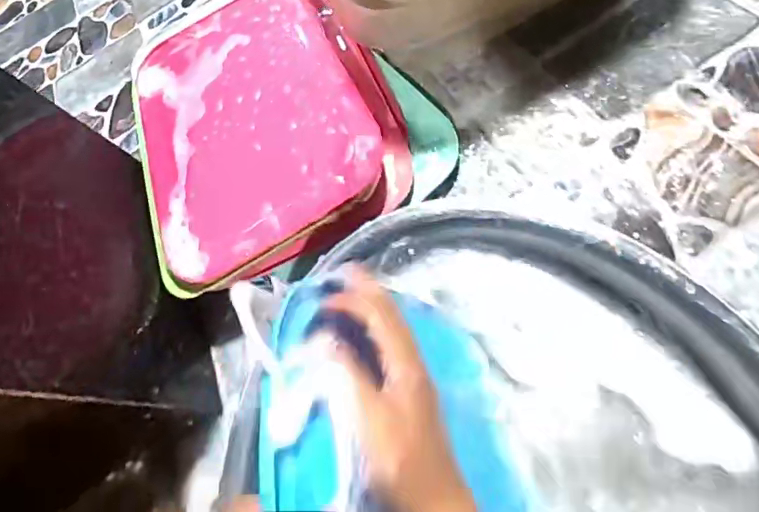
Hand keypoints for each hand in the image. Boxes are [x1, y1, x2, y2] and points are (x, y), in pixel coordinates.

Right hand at [321, 268, 475, 511]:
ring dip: (371, 304)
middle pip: (391, 312)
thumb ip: (346, 373)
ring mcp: (413, 375)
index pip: (379, 313)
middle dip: (366, 288)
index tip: (324, 293)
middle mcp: (412, 360)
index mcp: (404, 361)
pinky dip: (374, 325)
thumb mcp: (368, 417)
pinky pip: (390, 341)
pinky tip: (363, 332)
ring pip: (392, 325)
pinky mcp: (409, 391)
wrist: (434, 500)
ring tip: (350, 292)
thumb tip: (326, 337)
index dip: (352, 297)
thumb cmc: (399, 458)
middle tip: (342, 271)